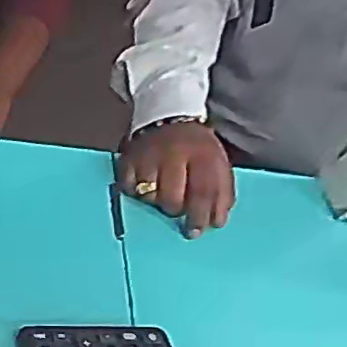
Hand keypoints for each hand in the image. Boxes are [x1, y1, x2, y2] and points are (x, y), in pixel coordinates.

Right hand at [117, 120, 233, 237]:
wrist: (167, 115)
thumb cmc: (195, 146)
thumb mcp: (216, 160)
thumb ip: (220, 188)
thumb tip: (218, 221)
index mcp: (203, 154)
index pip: (204, 191)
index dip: (202, 215)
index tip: (201, 230)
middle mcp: (174, 155)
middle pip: (172, 197)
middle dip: (176, 210)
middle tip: (176, 211)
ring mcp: (148, 158)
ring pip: (149, 196)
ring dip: (155, 201)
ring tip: (160, 194)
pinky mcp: (126, 161)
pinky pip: (128, 189)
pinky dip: (135, 193)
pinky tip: (142, 187)